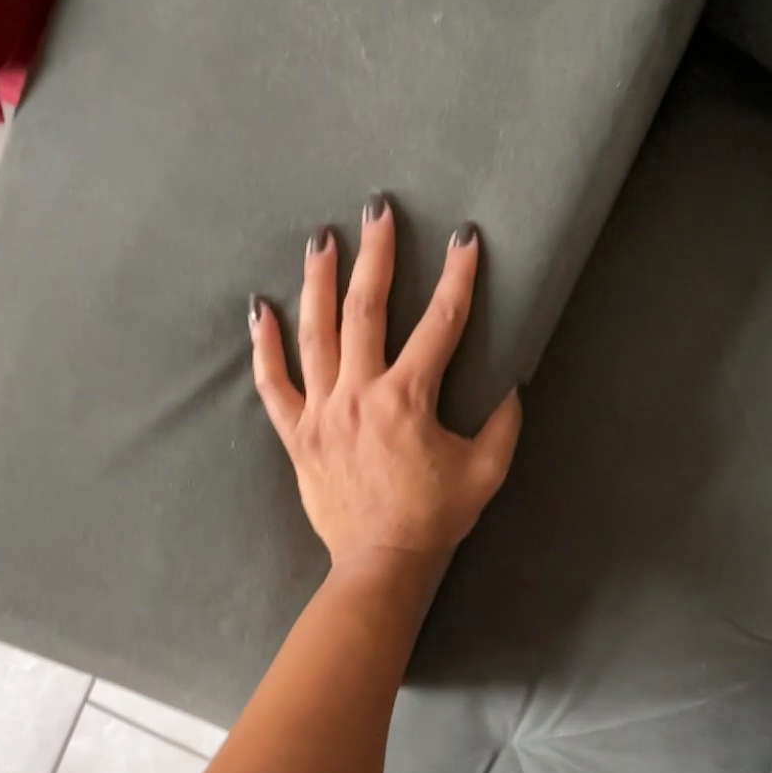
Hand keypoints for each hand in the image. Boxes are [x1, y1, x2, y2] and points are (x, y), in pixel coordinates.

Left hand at [249, 196, 522, 580]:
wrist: (382, 561)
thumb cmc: (437, 517)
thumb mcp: (486, 472)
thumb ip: (503, 424)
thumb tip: (511, 385)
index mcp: (408, 400)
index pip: (440, 324)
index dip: (458, 278)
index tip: (465, 239)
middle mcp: (360, 395)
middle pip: (366, 311)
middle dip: (377, 256)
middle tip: (378, 211)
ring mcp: (322, 412)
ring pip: (316, 334)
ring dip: (319, 283)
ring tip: (321, 241)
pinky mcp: (297, 434)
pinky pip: (274, 384)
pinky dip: (264, 347)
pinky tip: (259, 309)